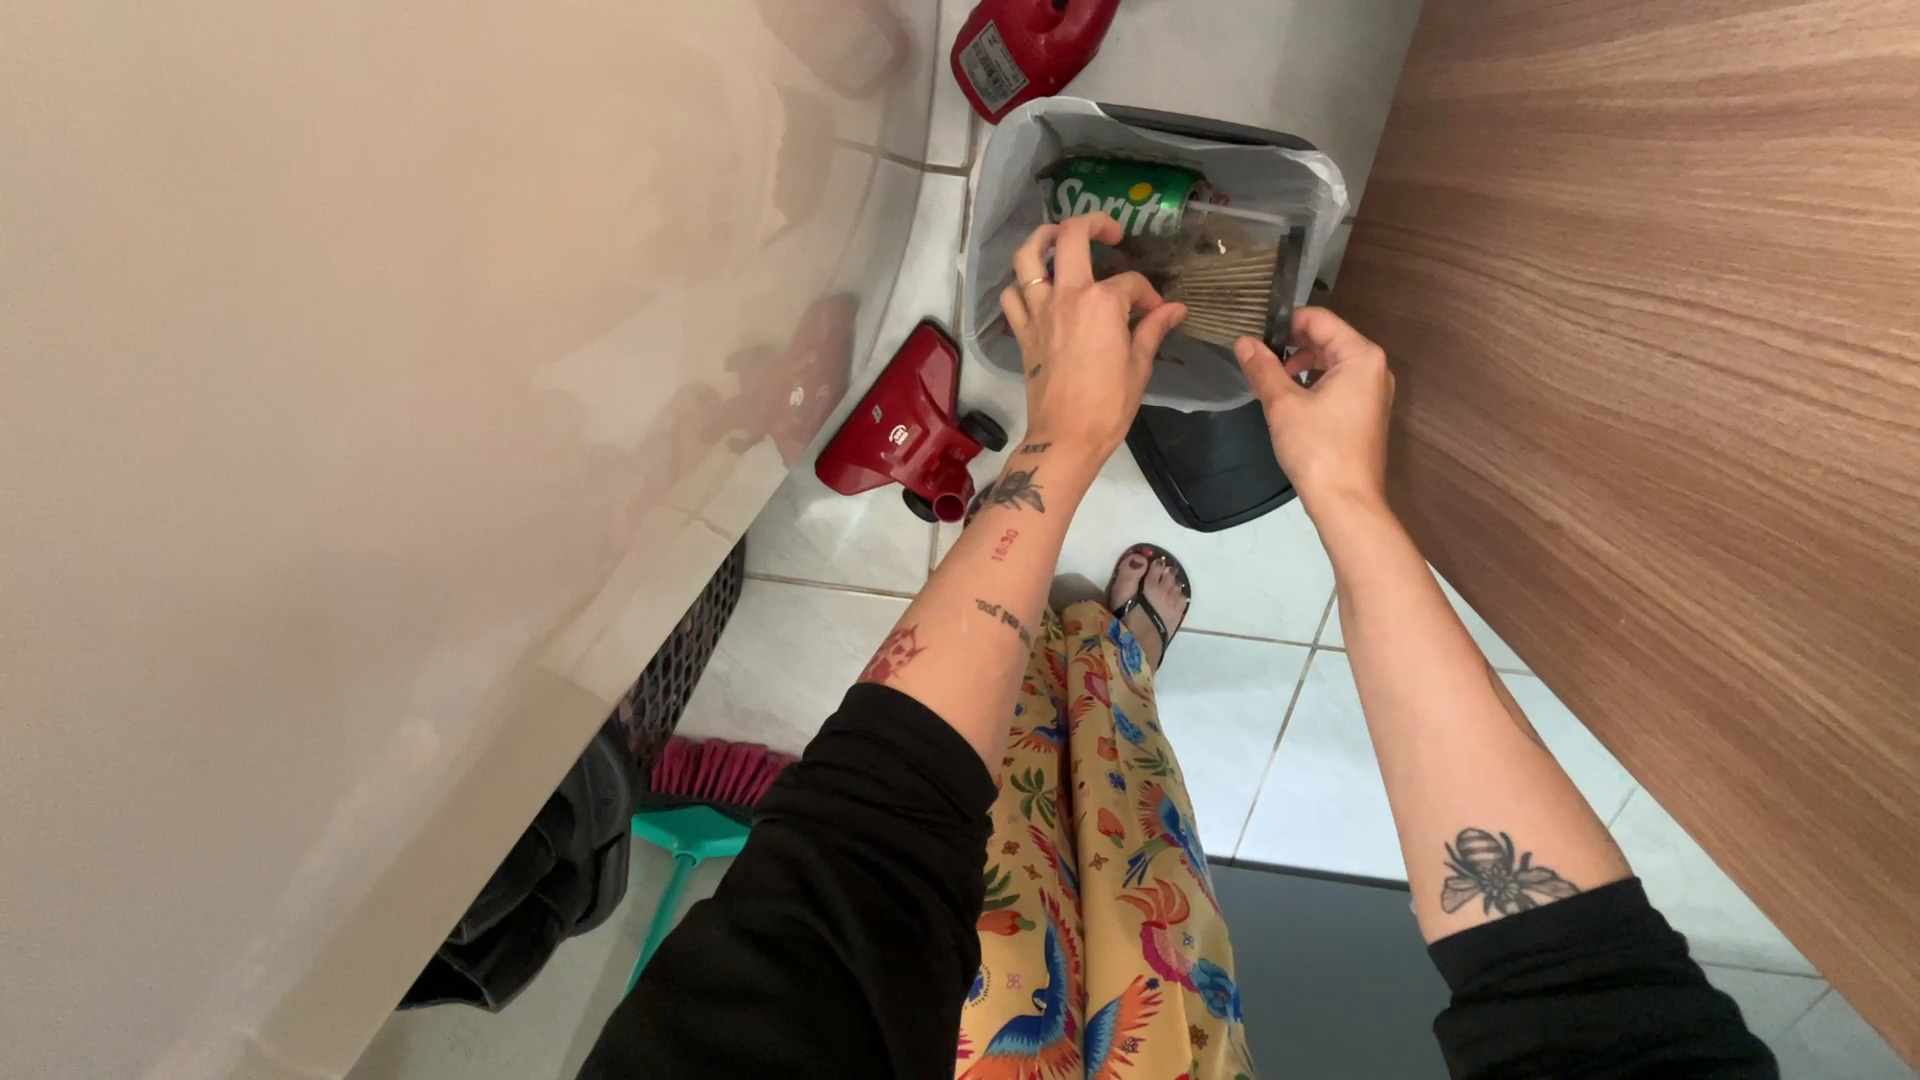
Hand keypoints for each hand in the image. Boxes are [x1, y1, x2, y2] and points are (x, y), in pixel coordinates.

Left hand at [999, 214, 1187, 459]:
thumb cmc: (1108, 406)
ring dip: (1042, 238)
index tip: (1155, 313)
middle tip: (1111, 233)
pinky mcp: (1022, 333)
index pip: (1130, 282)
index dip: (1148, 295)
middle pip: (1072, 237)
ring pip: (1027, 257)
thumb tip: (1175, 310)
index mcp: (1102, 303)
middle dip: (1095, 223)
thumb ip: (1153, 330)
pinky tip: (1035, 286)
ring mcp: (1039, 313)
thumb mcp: (1140, 366)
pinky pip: (1011, 296)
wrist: (1066, 437)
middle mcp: (1067, 297)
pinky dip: (1019, 284)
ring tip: (1058, 236)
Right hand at [1234, 307, 1394, 515]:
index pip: (1320, 320)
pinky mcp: (1365, 412)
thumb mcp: (1283, 405)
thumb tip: (1243, 342)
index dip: (1285, 321)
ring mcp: (1372, 391)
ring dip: (1299, 365)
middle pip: (1327, 339)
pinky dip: (1311, 383)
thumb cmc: (1317, 448)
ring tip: (1267, 378)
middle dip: (1290, 344)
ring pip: (1331, 362)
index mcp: (1360, 356)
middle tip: (1255, 354)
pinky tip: (1287, 398)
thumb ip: (1262, 369)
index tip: (1254, 331)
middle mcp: (1373, 367)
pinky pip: (1336, 383)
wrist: (1346, 500)